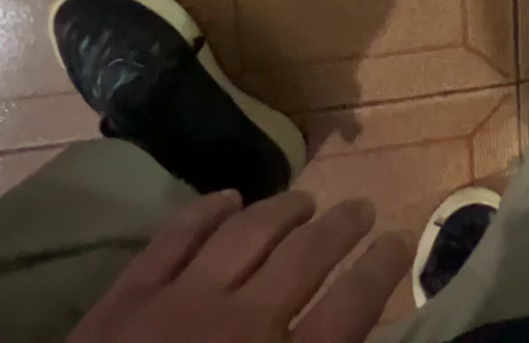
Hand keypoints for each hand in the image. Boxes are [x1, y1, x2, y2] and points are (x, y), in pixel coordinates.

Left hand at [70, 189, 411, 342]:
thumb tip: (348, 337)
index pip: (353, 303)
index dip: (384, 265)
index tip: (401, 238)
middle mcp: (243, 322)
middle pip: (310, 254)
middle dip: (345, 225)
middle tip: (362, 207)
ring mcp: (181, 302)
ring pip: (250, 231)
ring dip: (286, 209)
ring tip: (305, 200)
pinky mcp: (127, 298)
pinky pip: (177, 236)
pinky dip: (207, 210)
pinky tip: (230, 198)